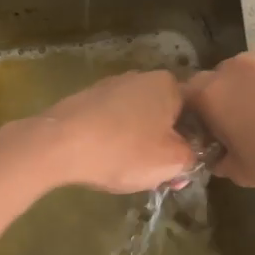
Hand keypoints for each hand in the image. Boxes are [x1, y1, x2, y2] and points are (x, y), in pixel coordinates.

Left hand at [0, 70, 196, 194]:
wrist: (59, 145)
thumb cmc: (124, 151)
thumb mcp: (171, 162)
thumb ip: (191, 157)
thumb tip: (190, 156)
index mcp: (168, 84)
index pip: (195, 113)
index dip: (193, 144)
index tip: (183, 170)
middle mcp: (140, 77)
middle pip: (163, 117)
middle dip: (163, 146)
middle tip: (157, 177)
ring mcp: (108, 86)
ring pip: (135, 121)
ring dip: (138, 146)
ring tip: (128, 173)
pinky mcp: (84, 101)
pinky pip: (109, 124)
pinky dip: (112, 141)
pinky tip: (104, 161)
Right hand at [184, 36, 254, 200]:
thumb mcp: (246, 174)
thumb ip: (221, 159)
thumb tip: (218, 153)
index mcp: (215, 95)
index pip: (188, 93)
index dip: (198, 110)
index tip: (213, 127)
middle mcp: (240, 64)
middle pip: (225, 75)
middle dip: (234, 95)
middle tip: (254, 121)